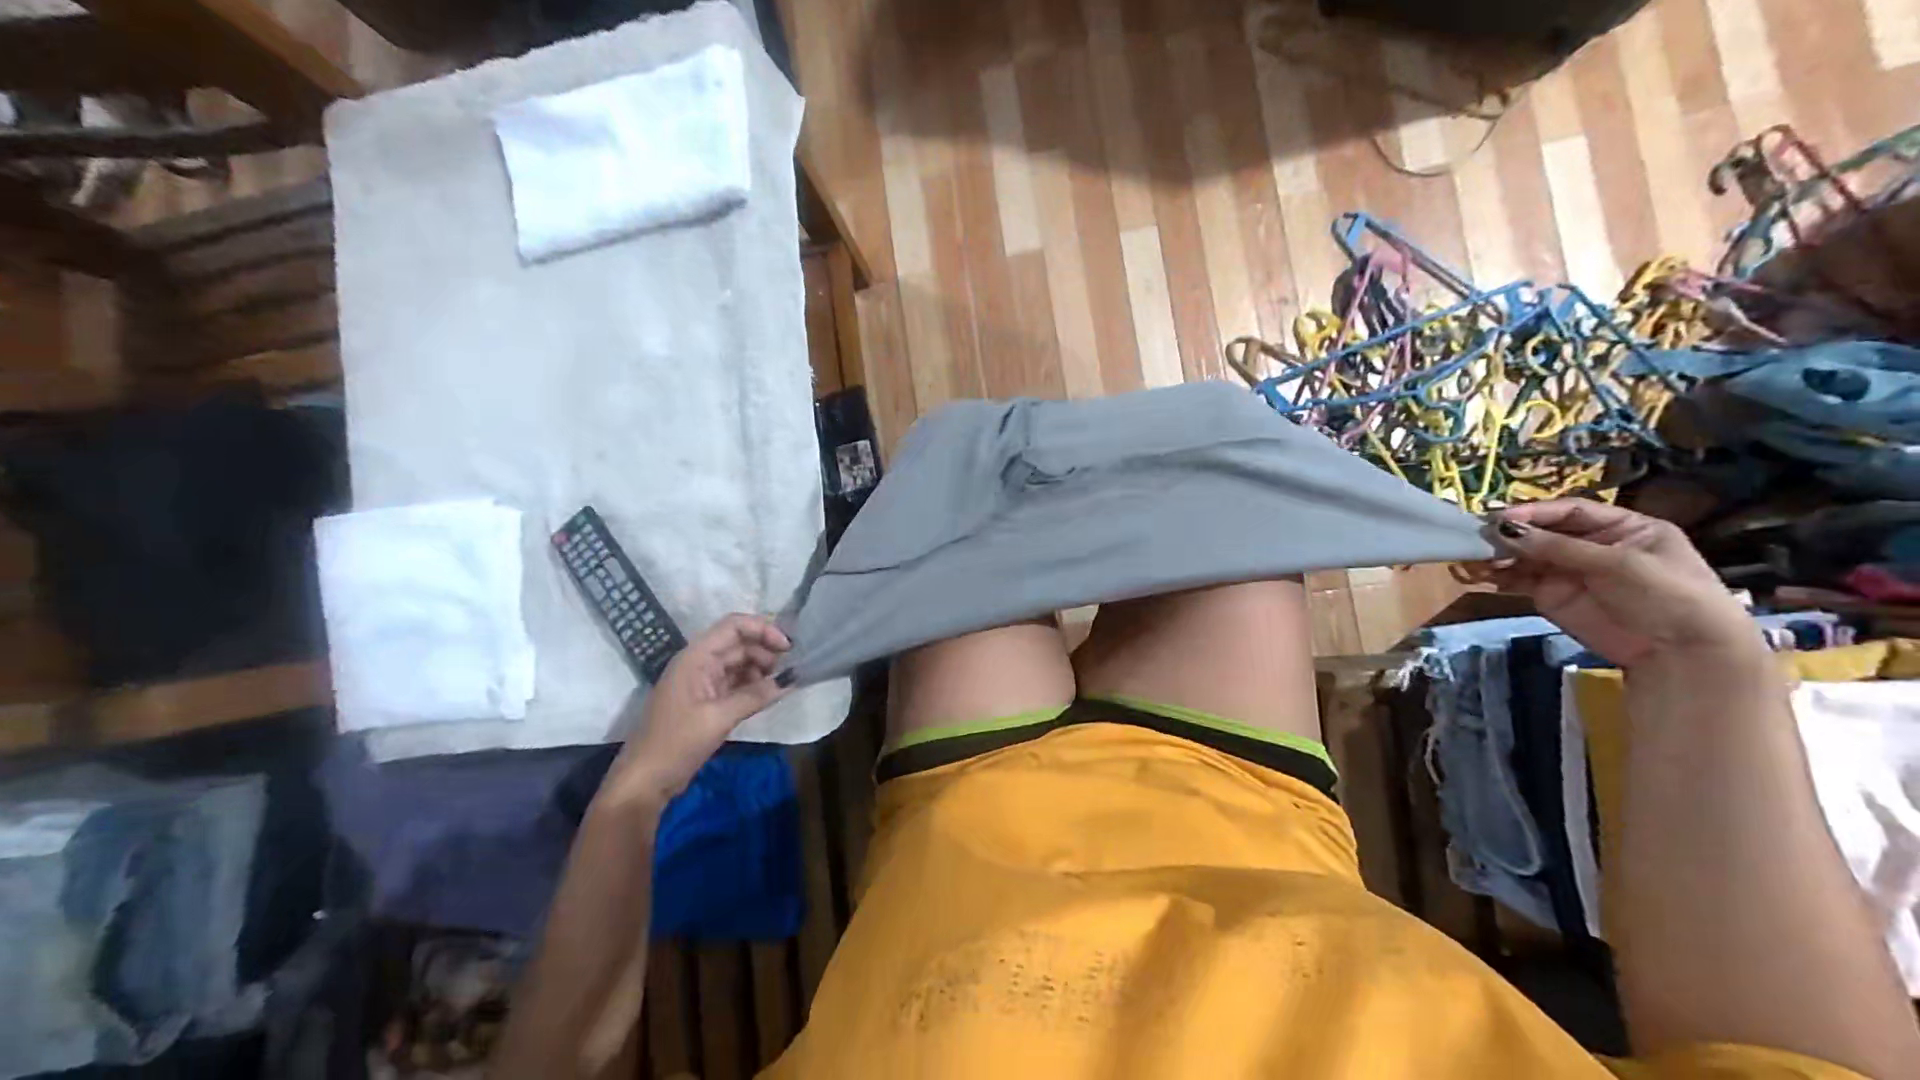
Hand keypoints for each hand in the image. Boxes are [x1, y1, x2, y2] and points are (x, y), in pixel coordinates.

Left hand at [599, 614, 791, 811]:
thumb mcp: (719, 717)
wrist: (644, 781)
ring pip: (739, 663)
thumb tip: (791, 680)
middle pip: (738, 643)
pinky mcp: (706, 701)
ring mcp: (702, 682)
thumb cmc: (676, 743)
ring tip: (780, 685)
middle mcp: (699, 663)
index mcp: (695, 657)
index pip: (733, 626)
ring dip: (761, 669)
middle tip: (789, 670)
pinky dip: (753, 686)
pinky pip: (734, 683)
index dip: (763, 629)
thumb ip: (755, 695)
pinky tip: (768, 695)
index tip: (788, 647)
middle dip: (766, 651)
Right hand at [1471, 499, 1759, 670]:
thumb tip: (1504, 530)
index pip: (1570, 511)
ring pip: (1523, 556)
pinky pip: (1517, 580)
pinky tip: (1477, 575)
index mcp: (1621, 528)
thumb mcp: (1618, 564)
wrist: (1680, 653)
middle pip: (1541, 533)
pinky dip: (1495, 577)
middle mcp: (1591, 545)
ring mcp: (1568, 571)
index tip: (1500, 519)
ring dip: (1496, 556)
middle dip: (1509, 536)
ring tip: (1471, 561)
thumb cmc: (1666, 595)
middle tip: (1477, 540)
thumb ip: (1559, 547)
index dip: (1535, 512)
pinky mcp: (1550, 596)